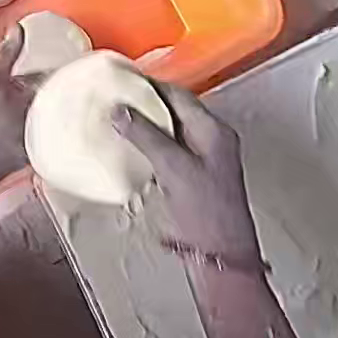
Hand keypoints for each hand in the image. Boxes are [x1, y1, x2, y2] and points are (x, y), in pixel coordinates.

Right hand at [113, 83, 260, 257]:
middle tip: (118, 100)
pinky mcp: (195, 175)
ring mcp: (205, 158)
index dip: (151, 87)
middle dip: (147, 104)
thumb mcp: (172, 168)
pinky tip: (135, 148)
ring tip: (121, 121)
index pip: (178, 96)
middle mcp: (212, 139)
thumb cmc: (206, 212)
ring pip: (172, 129)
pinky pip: (171, 148)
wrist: (220, 256)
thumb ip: (146, 136)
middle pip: (175, 110)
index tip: (125, 82)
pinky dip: (153, 144)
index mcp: (213, 131)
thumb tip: (121, 111)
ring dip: (148, 124)